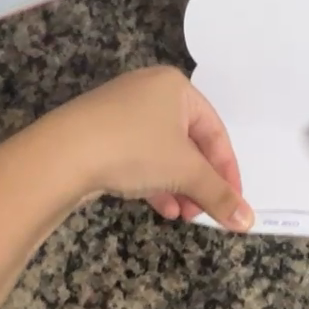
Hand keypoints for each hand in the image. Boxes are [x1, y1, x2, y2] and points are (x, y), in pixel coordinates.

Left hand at [46, 67, 253, 230]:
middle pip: (190, 145)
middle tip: (206, 211)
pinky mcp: (102, 133)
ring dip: (179, 187)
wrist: (60, 155)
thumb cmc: (133, 149)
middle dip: (200, 183)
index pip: (216, 133)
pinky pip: (140, 158)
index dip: (228, 171)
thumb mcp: (185, 172)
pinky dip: (155, 182)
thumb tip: (248, 220)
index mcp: (176, 88)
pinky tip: (162, 208)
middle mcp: (150, 92)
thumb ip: (220, 195)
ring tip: (184, 214)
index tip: (234, 202)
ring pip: (165, 154)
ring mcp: (122, 112)